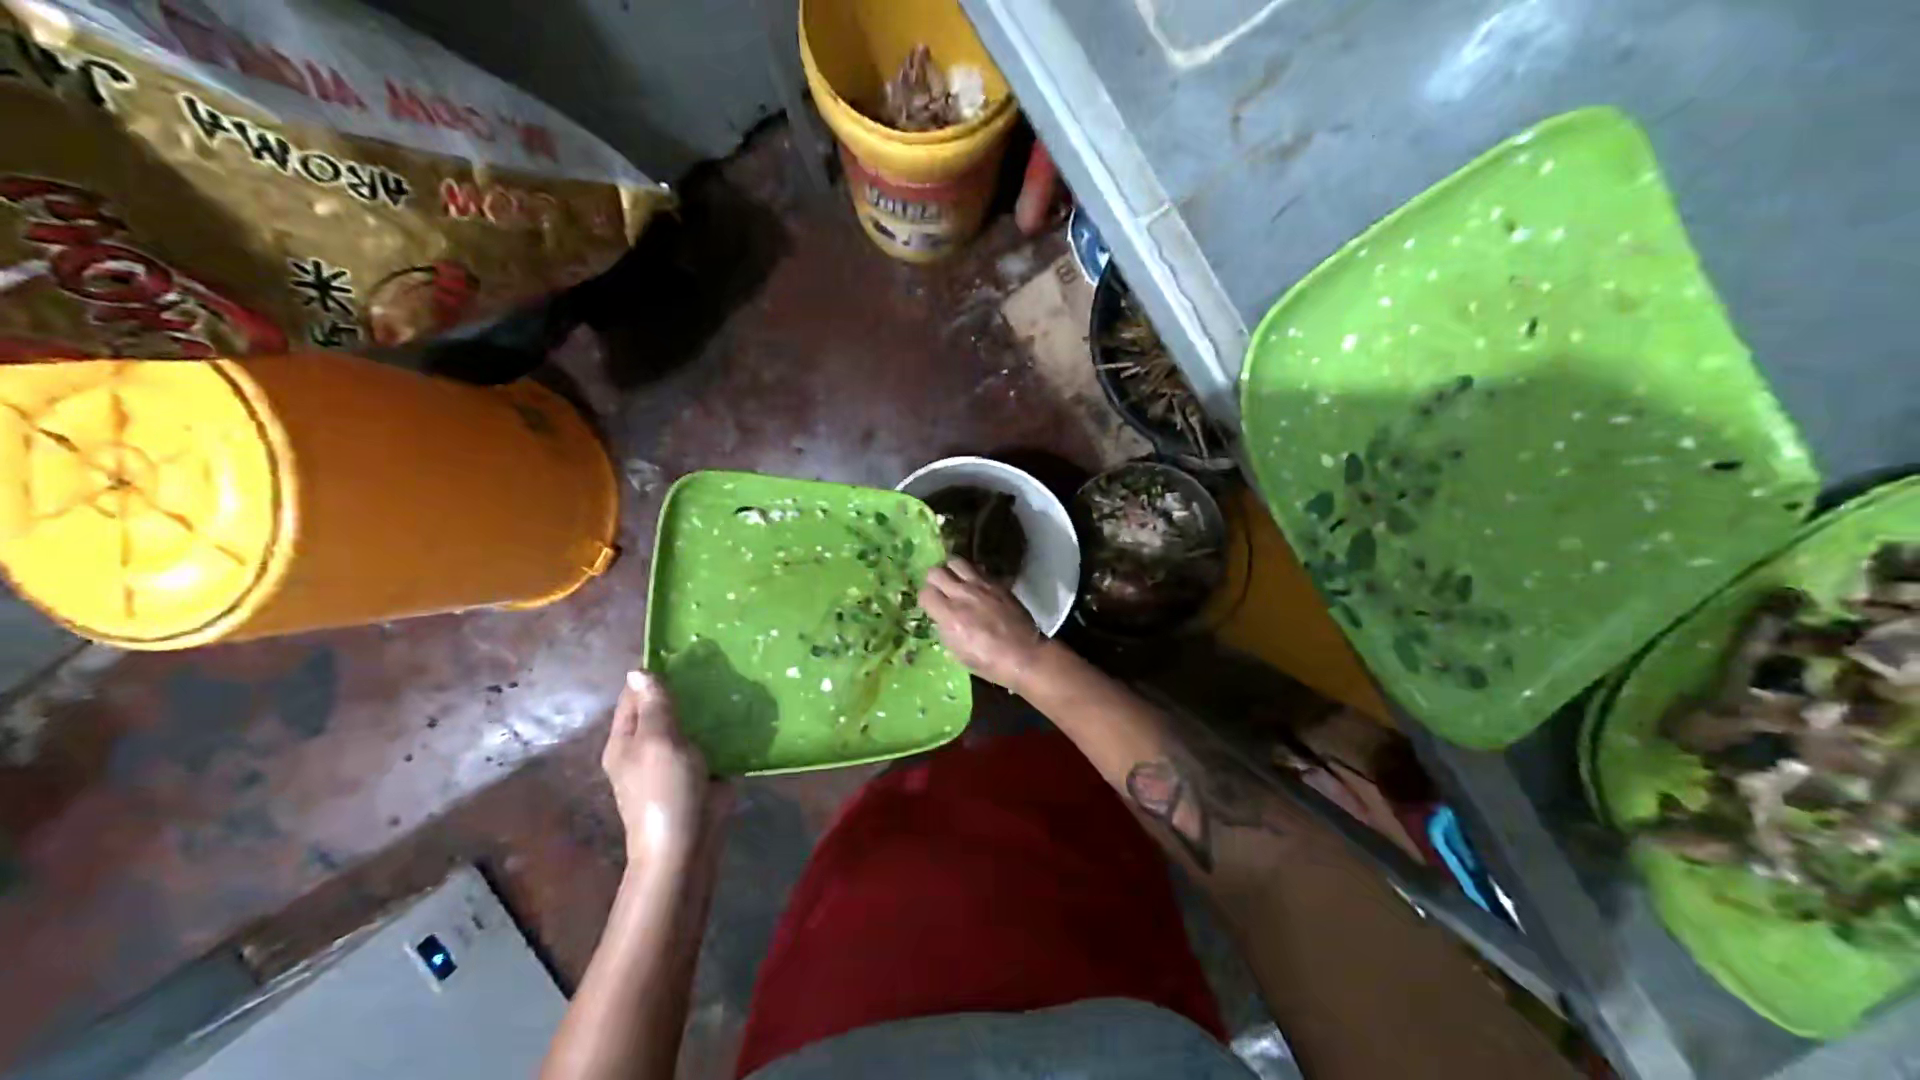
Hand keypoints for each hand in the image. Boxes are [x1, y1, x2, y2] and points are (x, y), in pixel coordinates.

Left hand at [603, 671, 729, 865]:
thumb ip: (653, 706)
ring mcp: (678, 761)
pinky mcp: (705, 772)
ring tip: (736, 679)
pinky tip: (746, 711)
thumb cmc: (664, 791)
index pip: (634, 696)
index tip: (685, 651)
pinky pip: (714, 743)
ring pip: (693, 724)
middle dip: (687, 687)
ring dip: (710, 706)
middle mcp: (649, 747)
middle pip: (665, 708)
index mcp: (626, 740)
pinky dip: (726, 729)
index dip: (654, 674)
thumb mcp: (656, 742)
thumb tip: (637, 670)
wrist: (686, 846)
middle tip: (718, 661)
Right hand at [918, 558, 1048, 690]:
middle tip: (940, 590)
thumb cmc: (988, 662)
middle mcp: (962, 595)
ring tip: (955, 581)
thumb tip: (940, 617)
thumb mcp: (957, 652)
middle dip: (934, 580)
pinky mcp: (997, 583)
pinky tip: (974, 585)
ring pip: (956, 562)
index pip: (925, 593)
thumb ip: (945, 629)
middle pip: (936, 572)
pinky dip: (971, 573)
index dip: (925, 600)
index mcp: (950, 615)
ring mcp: (981, 586)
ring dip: (951, 570)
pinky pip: (977, 568)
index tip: (930, 607)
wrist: (1023, 655)